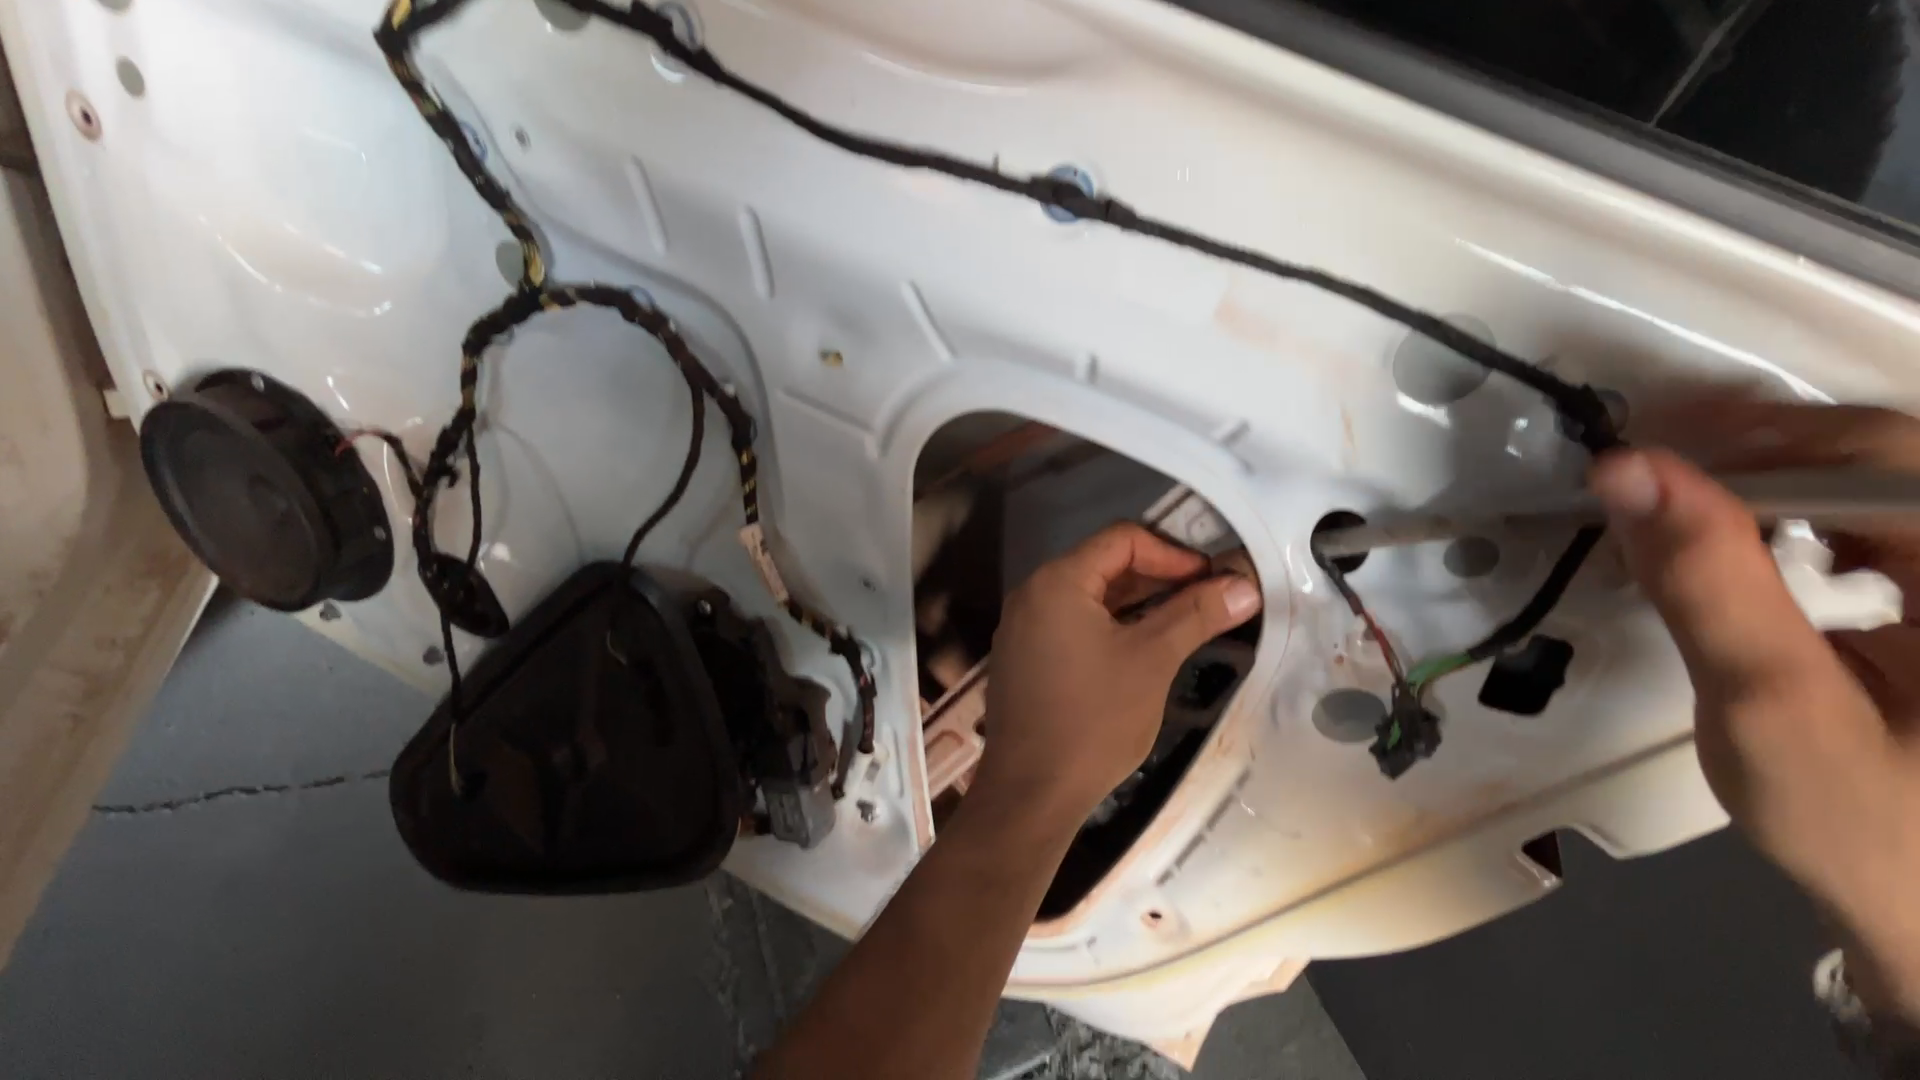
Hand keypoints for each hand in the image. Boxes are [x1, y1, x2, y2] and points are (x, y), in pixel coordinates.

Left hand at [972, 523, 1262, 828]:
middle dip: (1160, 577)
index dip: (1174, 553)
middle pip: (1104, 564)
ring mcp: (1025, 628)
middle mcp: (1033, 594)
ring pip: (1091, 597)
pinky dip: (1112, 626)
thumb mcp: (1152, 660)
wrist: (1031, 791)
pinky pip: (1074, 624)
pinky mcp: (1027, 658)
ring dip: (1139, 603)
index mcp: (1058, 581)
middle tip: (1209, 600)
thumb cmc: (1093, 720)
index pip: (1122, 539)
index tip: (1213, 579)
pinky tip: (1146, 648)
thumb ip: (1196, 615)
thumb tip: (1244, 586)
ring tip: (1187, 622)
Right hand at [1590, 403, 1919, 1020]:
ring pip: (1879, 485)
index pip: (1877, 454)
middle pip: (1882, 458)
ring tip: (1677, 514)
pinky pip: (1887, 525)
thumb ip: (1703, 580)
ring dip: (1770, 489)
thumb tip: (1623, 468)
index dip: (1748, 446)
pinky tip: (1746, 552)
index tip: (1631, 470)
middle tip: (1640, 488)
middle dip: (1753, 462)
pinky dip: (1803, 524)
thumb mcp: (1769, 704)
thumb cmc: (1865, 825)